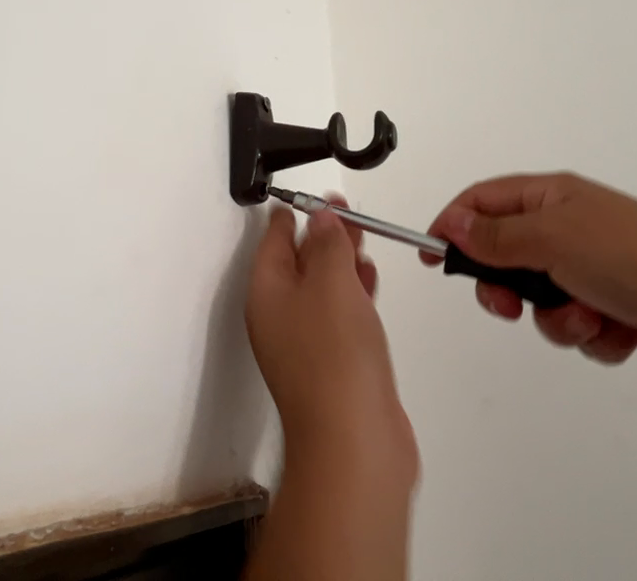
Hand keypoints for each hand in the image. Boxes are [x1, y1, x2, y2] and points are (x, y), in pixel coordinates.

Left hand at [247, 195, 415, 475]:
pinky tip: (369, 282)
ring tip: (361, 239)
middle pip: (299, 263)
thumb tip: (321, 217)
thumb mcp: (331, 284)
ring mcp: (306, 344)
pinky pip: (340, 314)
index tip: (311, 194)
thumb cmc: (336, 356)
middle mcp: (280, 317)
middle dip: (322, 235)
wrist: (354, 442)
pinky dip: (353, 292)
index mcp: (267, 294)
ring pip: (321, 288)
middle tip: (346, 211)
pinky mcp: (334, 365)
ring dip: (340, 262)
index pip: (275, 241)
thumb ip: (328, 244)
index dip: (295, 213)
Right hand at [424, 172, 636, 381]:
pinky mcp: (615, 306)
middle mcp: (570, 227)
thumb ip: (494, 236)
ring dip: (554, 317)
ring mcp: (594, 268)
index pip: (484, 201)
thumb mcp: (551, 238)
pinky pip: (575, 323)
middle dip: (504, 286)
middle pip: (506, 254)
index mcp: (553, 197)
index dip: (453, 224)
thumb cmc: (628, 259)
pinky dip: (589, 334)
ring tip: (587, 319)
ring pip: (540, 297)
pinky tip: (617, 332)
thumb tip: (452, 223)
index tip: (430, 256)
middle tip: (508, 305)